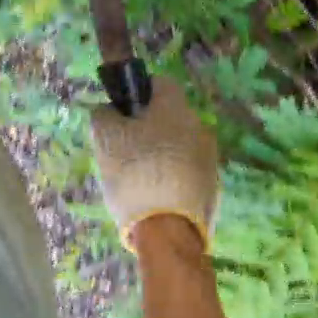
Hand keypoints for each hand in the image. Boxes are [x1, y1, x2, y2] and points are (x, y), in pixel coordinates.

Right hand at [89, 76, 219, 250]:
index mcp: (176, 107)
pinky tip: (155, 198)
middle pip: (169, 117)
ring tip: (138, 179)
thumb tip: (109, 110)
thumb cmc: (135, 173)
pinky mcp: (213, 190)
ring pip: (179, 146)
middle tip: (124, 150)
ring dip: (161, 155)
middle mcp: (199, 127)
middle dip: (149, 128)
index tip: (122, 114)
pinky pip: (187, 174)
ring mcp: (210, 160)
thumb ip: (104, 114)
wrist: (169, 234)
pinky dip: (172, 180)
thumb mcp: (105, 137)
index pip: (159, 83)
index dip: (138, 94)